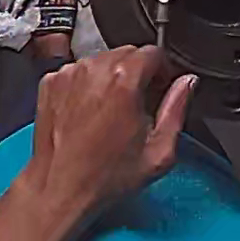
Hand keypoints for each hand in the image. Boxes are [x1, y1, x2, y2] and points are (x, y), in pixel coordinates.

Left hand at [5, 46, 196, 240]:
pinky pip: (77, 70)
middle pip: (127, 53)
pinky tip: (87, 111)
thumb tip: (187, 82)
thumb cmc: (106, 176)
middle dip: (137, 72)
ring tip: (110, 111)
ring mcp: (70, 72)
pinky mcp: (52, 80)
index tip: (161, 85)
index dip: (162, 69)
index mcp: (124, 80)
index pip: (153, 52)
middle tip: (137, 102)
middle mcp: (95, 68)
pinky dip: (86, 84)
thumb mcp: (158, 152)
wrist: (59, 187)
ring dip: (110, 76)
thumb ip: (177, 109)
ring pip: (101, 60)